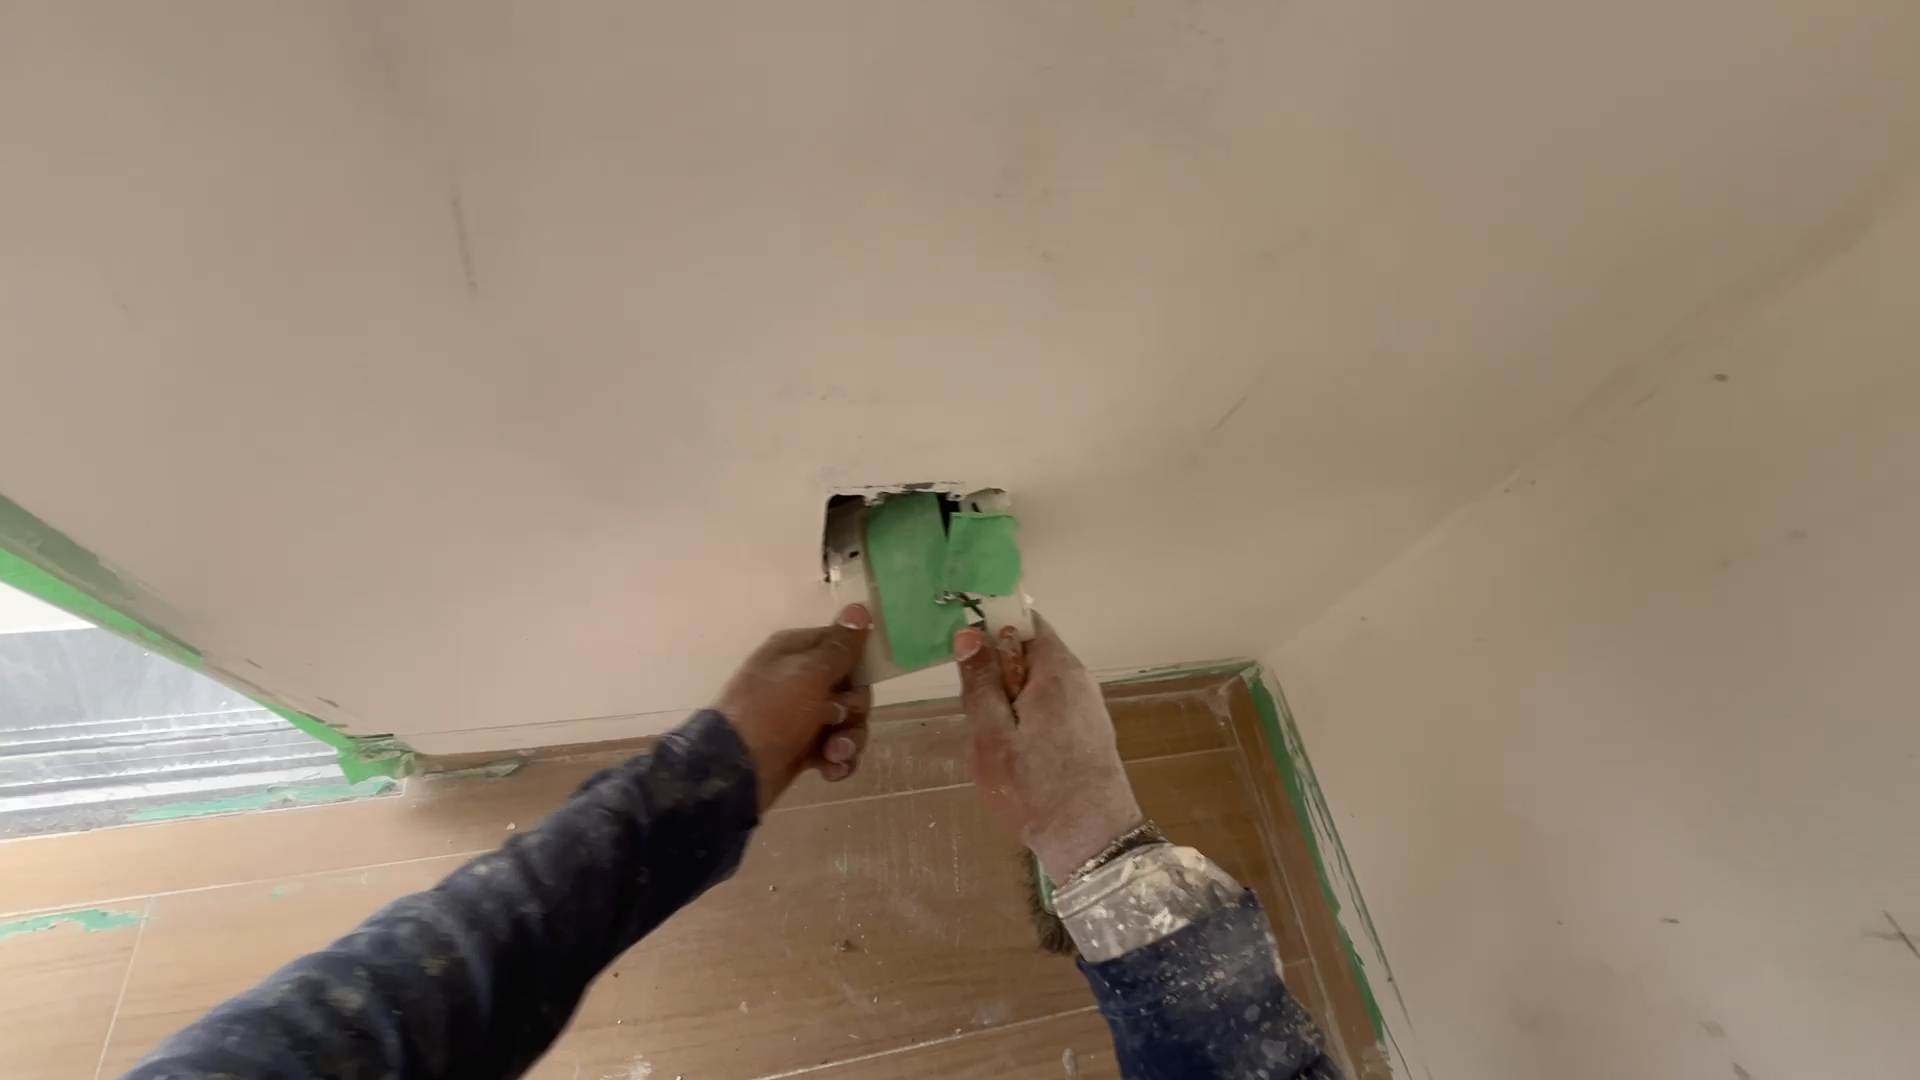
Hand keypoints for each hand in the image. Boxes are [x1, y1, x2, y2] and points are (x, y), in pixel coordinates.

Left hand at [714, 604, 872, 810]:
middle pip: (853, 689)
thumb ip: (840, 647)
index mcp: (797, 653)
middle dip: (854, 710)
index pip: (844, 646)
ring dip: (849, 740)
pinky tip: (829, 770)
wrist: (733, 774)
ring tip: (834, 753)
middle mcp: (801, 681)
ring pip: (849, 723)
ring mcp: (803, 717)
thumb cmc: (771, 712)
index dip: (859, 662)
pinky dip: (838, 761)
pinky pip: (837, 750)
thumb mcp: (809, 675)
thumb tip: (860, 607)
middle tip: (837, 719)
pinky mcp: (804, 749)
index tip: (867, 677)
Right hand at [954, 614, 1143, 882]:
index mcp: (1056, 669)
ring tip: (994, 738)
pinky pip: (1049, 703)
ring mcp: (1087, 703)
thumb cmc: (1035, 788)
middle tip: (977, 713)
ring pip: (1036, 681)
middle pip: (1028, 650)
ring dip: (1009, 698)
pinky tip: (1017, 751)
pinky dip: (1026, 715)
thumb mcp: (992, 735)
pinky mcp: (1088, 728)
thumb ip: (980, 682)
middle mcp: (1077, 677)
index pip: (1024, 619)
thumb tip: (969, 632)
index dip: (991, 626)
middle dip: (996, 670)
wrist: (1093, 842)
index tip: (965, 655)